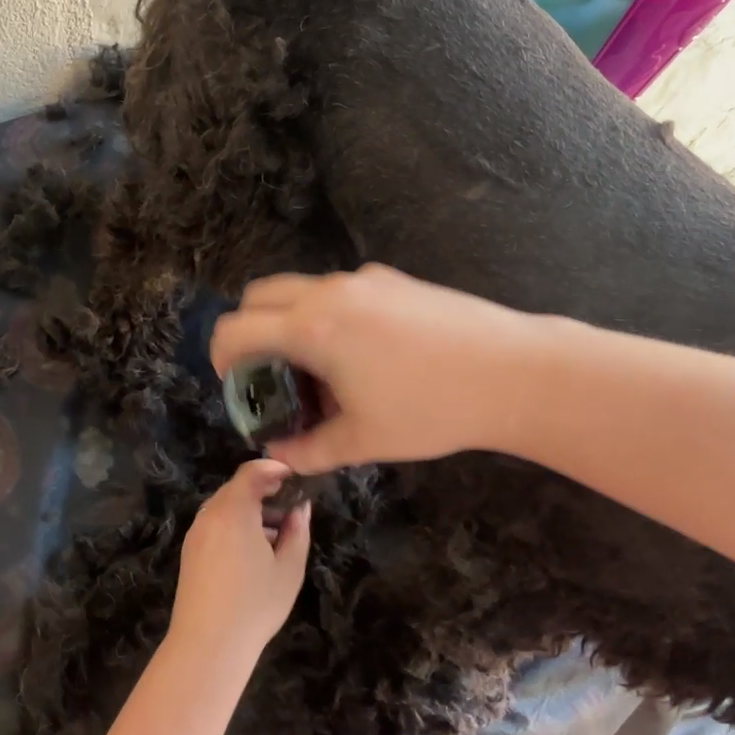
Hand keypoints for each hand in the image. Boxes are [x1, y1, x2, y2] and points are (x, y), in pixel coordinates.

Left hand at [169, 460, 312, 660]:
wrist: (208, 644)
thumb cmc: (255, 604)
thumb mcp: (289, 568)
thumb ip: (297, 530)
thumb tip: (300, 508)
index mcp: (233, 511)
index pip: (251, 472)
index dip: (275, 469)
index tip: (296, 478)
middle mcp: (210, 515)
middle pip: (237, 489)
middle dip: (265, 492)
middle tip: (292, 507)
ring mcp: (196, 533)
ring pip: (226, 508)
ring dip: (251, 511)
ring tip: (278, 534)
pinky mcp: (190, 551)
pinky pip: (216, 525)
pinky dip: (236, 526)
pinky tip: (255, 551)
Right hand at [210, 264, 535, 472]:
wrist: (514, 373)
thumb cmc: (431, 410)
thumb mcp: (362, 440)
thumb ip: (308, 449)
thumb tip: (277, 454)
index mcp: (311, 329)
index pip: (236, 329)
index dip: (221, 357)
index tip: (234, 384)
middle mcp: (328, 293)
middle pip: (259, 295)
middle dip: (248, 330)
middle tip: (267, 372)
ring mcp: (363, 280)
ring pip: (300, 289)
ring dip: (288, 321)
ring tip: (318, 369)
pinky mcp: (393, 280)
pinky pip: (337, 291)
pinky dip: (325, 315)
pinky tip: (362, 356)